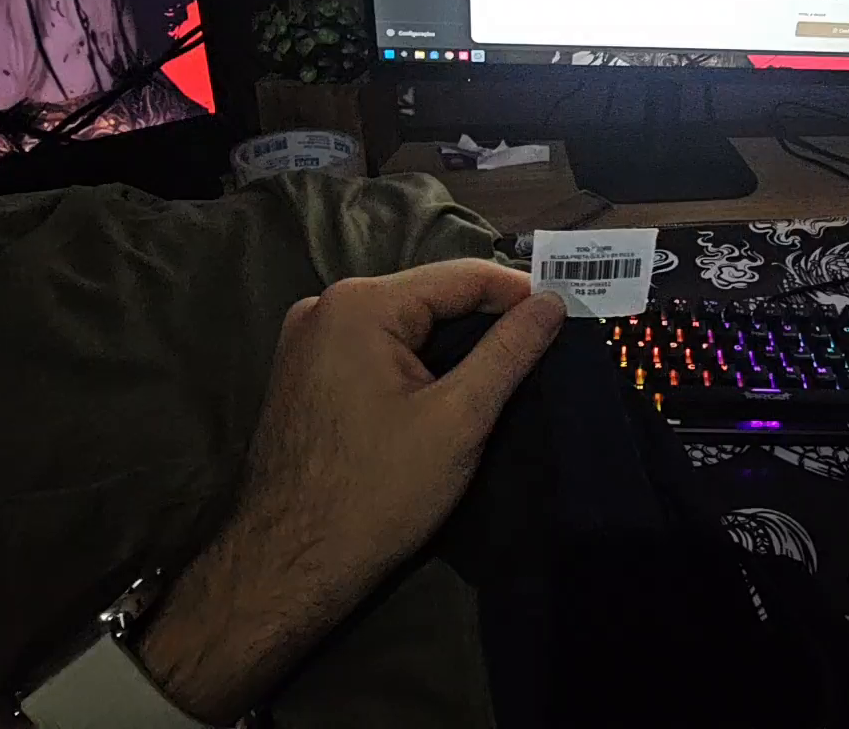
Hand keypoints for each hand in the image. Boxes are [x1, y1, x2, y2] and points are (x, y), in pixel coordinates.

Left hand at [137, 260, 565, 722]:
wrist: (285, 571)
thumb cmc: (378, 492)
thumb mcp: (459, 417)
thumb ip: (509, 350)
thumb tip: (553, 300)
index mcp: (360, 305)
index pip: (461, 276)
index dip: (519, 292)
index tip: (563, 314)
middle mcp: (327, 306)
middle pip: (433, 294)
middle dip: (488, 316)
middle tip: (542, 341)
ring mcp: (311, 338)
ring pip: (409, 320)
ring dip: (457, 338)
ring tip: (508, 361)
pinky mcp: (309, 369)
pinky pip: (382, 343)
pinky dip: (423, 356)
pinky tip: (453, 381)